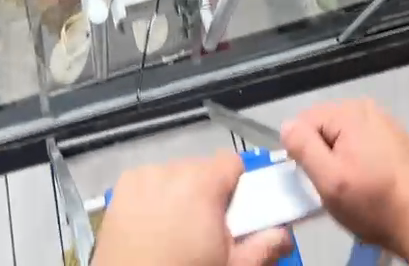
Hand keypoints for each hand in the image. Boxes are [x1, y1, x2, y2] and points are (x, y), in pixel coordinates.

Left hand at [91, 153, 294, 265]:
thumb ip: (262, 247)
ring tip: (176, 230)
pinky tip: (153, 224)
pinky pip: (150, 179)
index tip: (236, 212)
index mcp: (203, 184)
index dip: (239, 186)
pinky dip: (155, 195)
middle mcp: (173, 170)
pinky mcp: (123, 185)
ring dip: (182, 192)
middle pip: (204, 169)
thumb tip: (285, 233)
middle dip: (209, 193)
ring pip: (176, 173)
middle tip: (205, 230)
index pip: (233, 162)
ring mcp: (145, 175)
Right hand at [279, 100, 408, 257]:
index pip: (305, 122)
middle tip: (335, 187)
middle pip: (326, 127)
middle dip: (324, 155)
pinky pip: (365, 142)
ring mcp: (385, 121)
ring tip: (355, 188)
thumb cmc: (374, 204)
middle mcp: (367, 107)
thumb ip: (303, 147)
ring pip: (345, 136)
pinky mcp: (397, 138)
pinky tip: (372, 183)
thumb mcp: (329, 180)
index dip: (304, 152)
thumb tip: (287, 126)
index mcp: (349, 111)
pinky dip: (361, 160)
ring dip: (342, 158)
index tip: (316, 179)